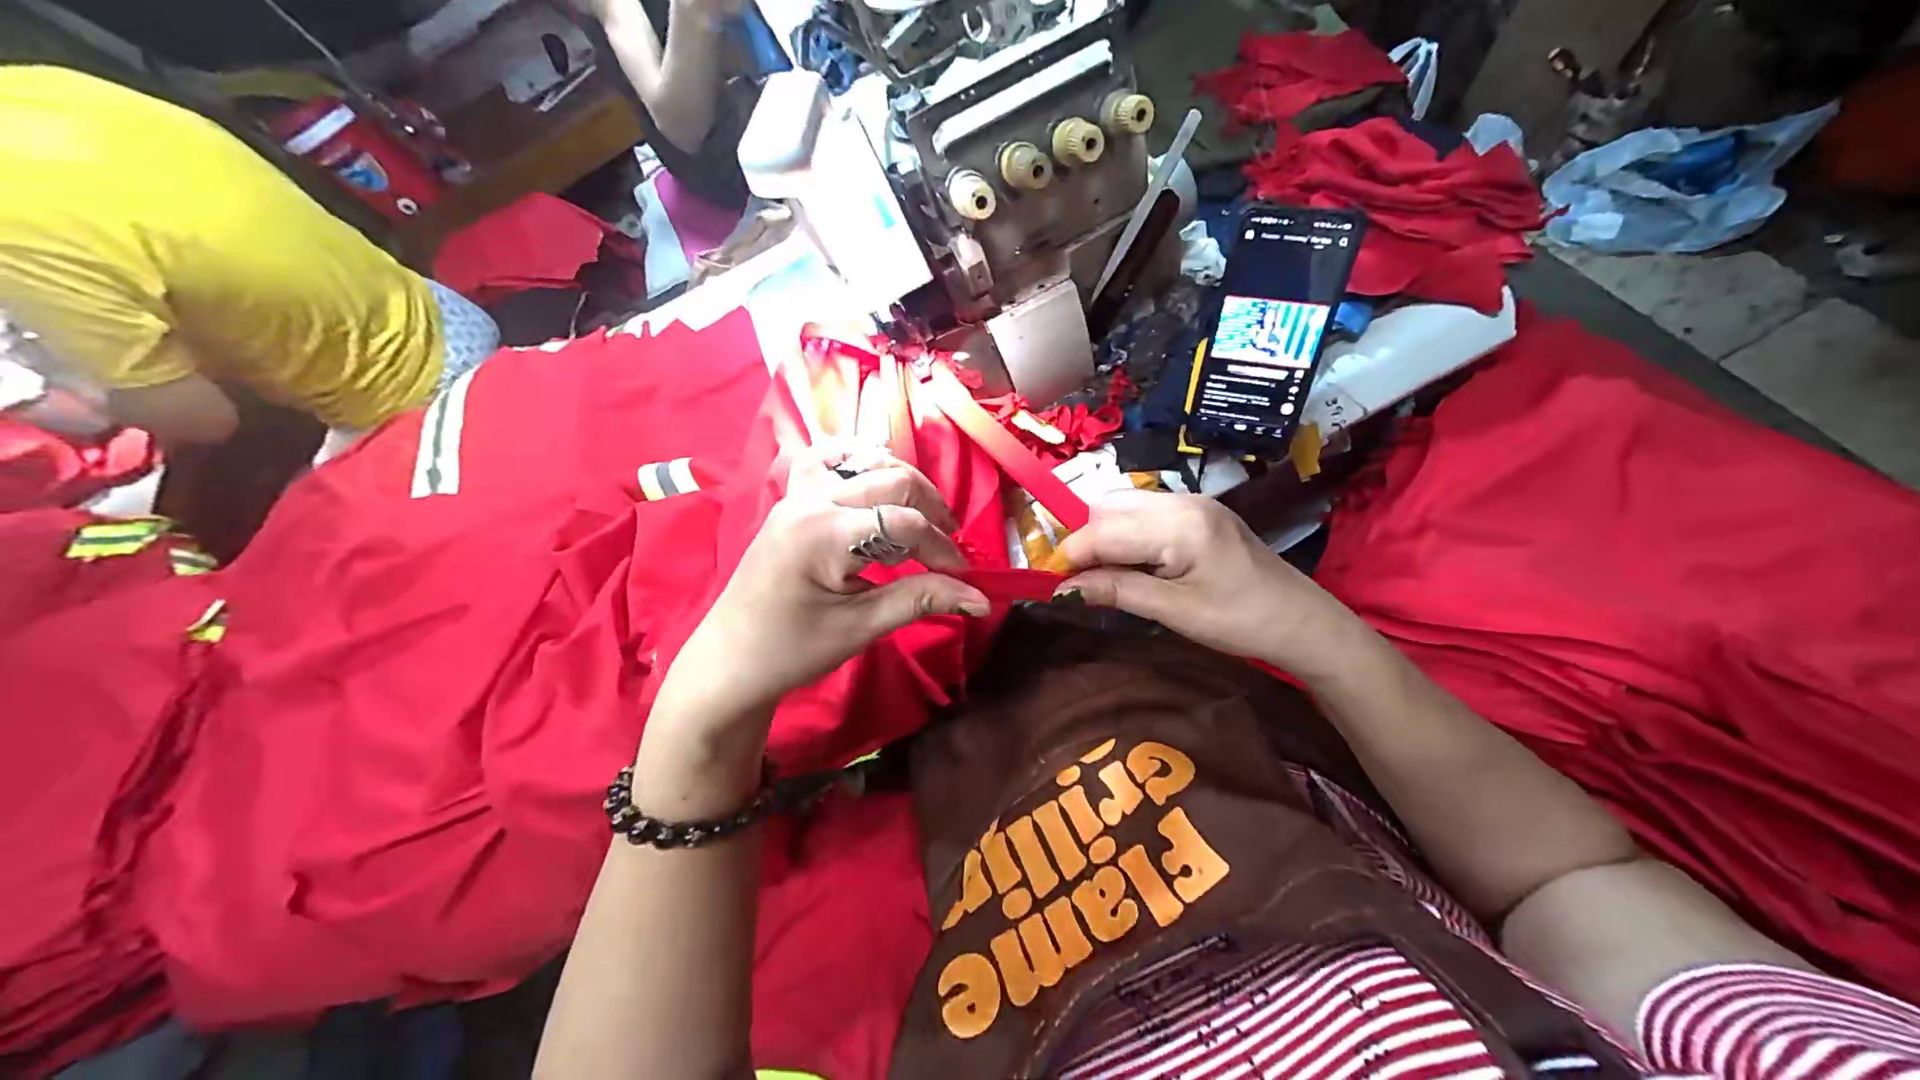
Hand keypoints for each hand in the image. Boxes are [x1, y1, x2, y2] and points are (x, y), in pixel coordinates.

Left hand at [659, 448, 990, 723]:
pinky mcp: (791, 500)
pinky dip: (858, 463)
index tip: (964, 581)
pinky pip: (828, 461)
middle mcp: (810, 500)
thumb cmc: (791, 651)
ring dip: (902, 484)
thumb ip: (921, 600)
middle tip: (949, 549)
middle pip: (892, 480)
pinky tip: (875, 484)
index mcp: (824, 533)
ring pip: (864, 461)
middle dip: (931, 511)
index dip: (943, 551)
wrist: (731, 661)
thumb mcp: (860, 627)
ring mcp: (796, 495)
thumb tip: (980, 599)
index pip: (905, 524)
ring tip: (923, 518)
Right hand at [1055, 490, 1364, 679]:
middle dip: (1083, 539)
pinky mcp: (1198, 512)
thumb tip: (1062, 588)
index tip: (1046, 582)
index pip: (1103, 531)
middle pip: (1109, 506)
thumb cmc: (1241, 622)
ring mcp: (1192, 502)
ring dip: (1102, 535)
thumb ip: (1117, 591)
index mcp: (1179, 525)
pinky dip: (1124, 533)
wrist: (1302, 621)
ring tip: (1096, 573)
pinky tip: (1126, 561)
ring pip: (1124, 506)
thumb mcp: (1175, 612)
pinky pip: (1145, 512)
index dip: (1069, 555)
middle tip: (1071, 578)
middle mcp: (1183, 501)